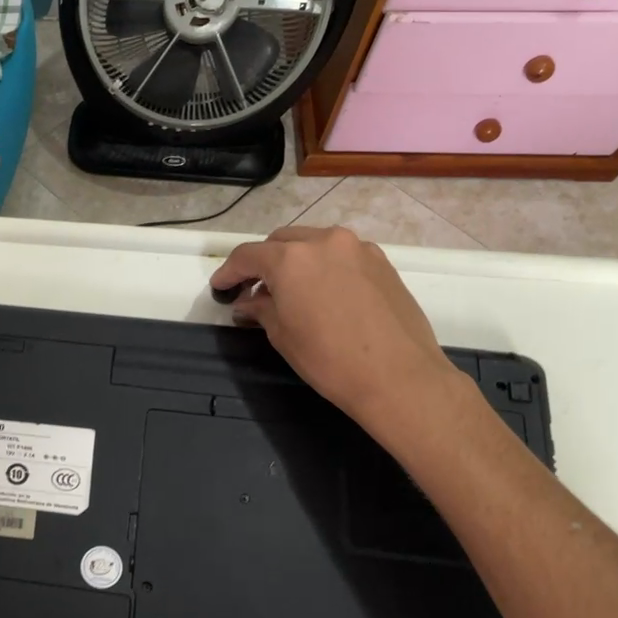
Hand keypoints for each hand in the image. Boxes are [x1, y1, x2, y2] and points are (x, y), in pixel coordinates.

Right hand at [210, 226, 467, 433]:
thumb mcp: (282, 336)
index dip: (229, 272)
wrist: (397, 375)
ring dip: (295, 261)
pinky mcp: (381, 261)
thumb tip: (247, 303)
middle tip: (253, 291)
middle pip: (281, 241)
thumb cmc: (329, 359)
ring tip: (289, 292)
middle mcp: (324, 242)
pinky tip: (322, 294)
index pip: (248, 255)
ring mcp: (357, 248)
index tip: (220, 287)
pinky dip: (323, 266)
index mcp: (291, 259)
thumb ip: (261, 310)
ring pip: (313, 243)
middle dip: (263, 262)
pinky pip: (341, 255)